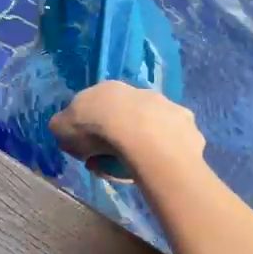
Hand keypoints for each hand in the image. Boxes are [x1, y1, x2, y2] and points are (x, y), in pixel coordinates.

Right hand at [50, 80, 204, 176]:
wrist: (144, 144)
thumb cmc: (95, 130)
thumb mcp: (60, 128)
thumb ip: (65, 127)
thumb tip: (74, 134)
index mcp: (107, 88)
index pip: (96, 103)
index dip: (90, 123)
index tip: (87, 142)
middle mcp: (141, 92)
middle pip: (127, 113)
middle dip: (119, 131)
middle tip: (110, 155)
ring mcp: (171, 109)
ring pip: (153, 127)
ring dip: (144, 141)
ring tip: (135, 164)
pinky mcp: (192, 130)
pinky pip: (174, 143)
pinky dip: (165, 153)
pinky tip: (156, 165)